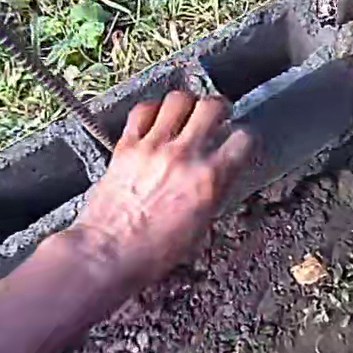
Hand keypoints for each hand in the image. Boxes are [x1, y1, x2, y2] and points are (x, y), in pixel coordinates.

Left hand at [64, 91, 255, 292]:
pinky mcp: (126, 146)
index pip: (242, 139)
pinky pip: (142, 111)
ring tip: (187, 113)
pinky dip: (153, 110)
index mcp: (208, 179)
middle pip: (211, 106)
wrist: (107, 253)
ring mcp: (152, 147)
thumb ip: (213, 192)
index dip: (246, 138)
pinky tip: (156, 120)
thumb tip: (220, 174)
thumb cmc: (153, 252)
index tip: (241, 140)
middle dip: (219, 108)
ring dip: (187, 104)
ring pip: (177, 99)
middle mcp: (183, 156)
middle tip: (218, 115)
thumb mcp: (201, 227)